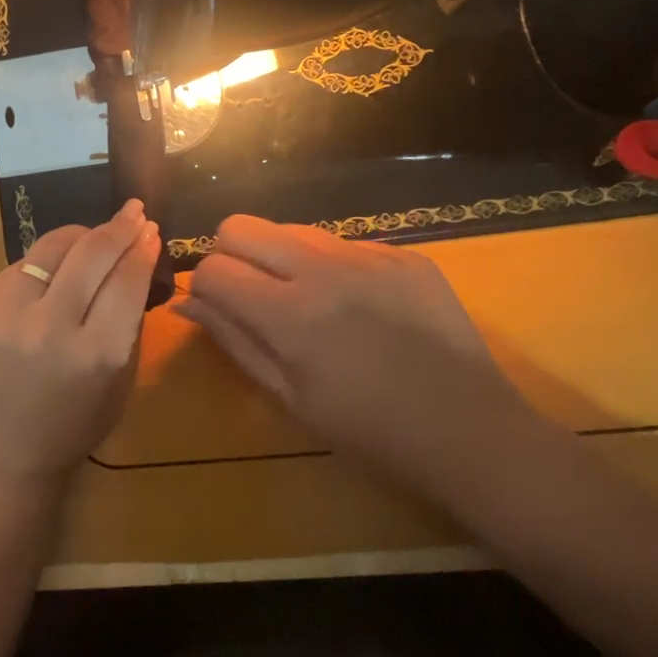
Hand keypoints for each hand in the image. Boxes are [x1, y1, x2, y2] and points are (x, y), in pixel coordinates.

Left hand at [0, 199, 161, 486]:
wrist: (11, 443)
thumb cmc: (80, 417)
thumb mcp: (121, 375)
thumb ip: (128, 317)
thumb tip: (136, 254)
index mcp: (96, 354)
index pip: (125, 281)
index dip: (141, 248)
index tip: (151, 228)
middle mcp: (49, 329)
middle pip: (89, 253)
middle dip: (116, 227)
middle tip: (134, 211)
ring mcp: (8, 315)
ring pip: (51, 247)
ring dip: (81, 236)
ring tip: (99, 235)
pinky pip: (25, 265)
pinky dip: (49, 262)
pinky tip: (61, 269)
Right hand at [176, 215, 536, 485]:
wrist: (469, 430)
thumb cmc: (366, 429)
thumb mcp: (287, 396)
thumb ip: (233, 341)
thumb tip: (189, 303)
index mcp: (288, 314)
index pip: (213, 269)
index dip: (205, 288)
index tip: (219, 309)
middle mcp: (323, 270)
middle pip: (241, 226)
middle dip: (231, 255)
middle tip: (251, 294)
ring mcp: (368, 256)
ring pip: (291, 229)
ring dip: (280, 257)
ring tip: (305, 299)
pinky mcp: (404, 255)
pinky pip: (343, 243)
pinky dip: (331, 267)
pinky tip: (356, 307)